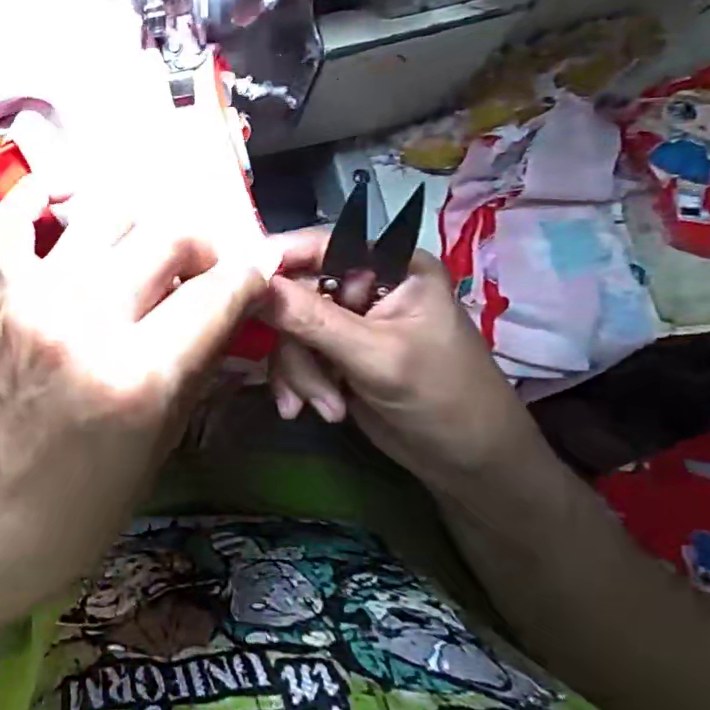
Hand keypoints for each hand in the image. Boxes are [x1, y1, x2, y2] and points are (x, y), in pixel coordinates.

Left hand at [0, 176, 272, 642]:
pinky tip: (69, 194)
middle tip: (206, 269)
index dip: (251, 272)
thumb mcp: (161, 441)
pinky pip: (11, 219)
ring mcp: (35, 299)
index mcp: (137, 375)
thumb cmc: (83, 505)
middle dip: (204, 245)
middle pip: (168, 236)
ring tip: (150, 252)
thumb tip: (235, 308)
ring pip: (106, 213)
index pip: (215, 293)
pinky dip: (39, 194)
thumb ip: (199, 364)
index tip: (262, 264)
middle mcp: (86, 320)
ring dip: (141, 224)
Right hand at [259, 227, 543, 485]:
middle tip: (304, 388)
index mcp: (391, 265)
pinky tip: (307, 410)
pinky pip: (294, 353)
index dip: (279, 260)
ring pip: (290, 326)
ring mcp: (348, 319)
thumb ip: (314, 320)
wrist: (469, 465)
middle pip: (296, 291)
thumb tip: (254, 284)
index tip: (240, 286)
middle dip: (296, 344)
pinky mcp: (334, 351)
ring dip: (297, 371)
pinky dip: (296, 382)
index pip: (322, 244)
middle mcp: (365, 283)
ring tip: (325, 409)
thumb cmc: (443, 399)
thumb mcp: (377, 358)